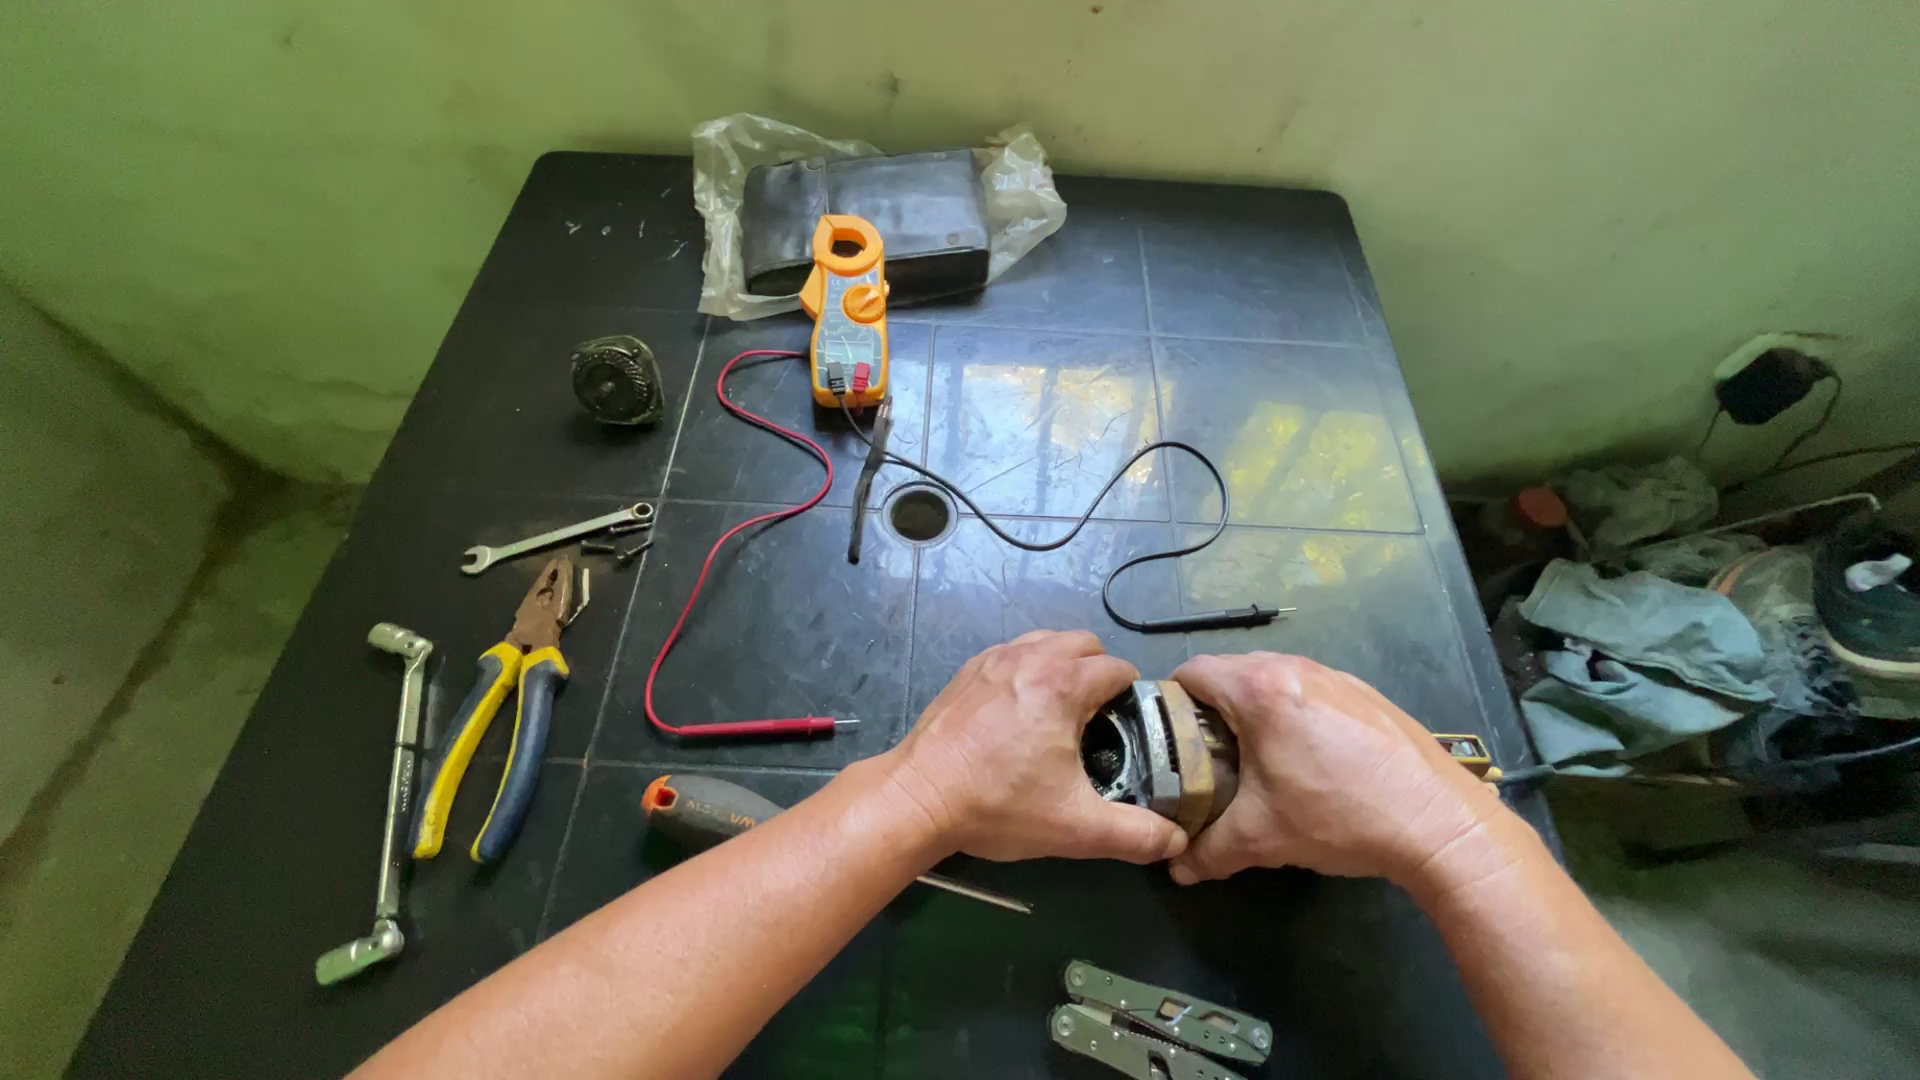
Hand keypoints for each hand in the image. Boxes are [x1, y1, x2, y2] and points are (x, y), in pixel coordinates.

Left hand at [881, 631, 1188, 863]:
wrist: (920, 795)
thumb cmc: (998, 806)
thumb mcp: (1074, 827)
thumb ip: (1134, 834)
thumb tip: (1175, 840)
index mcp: (1062, 684)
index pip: (1117, 668)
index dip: (1131, 695)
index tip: (1128, 724)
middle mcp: (1030, 658)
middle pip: (1084, 643)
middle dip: (1099, 671)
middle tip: (1097, 716)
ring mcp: (994, 658)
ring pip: (1046, 640)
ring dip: (1063, 663)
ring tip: (1060, 708)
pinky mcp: (968, 669)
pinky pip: (1012, 650)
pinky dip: (1028, 666)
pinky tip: (1019, 707)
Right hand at [1168, 652, 1507, 888]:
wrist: (1444, 826)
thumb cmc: (1341, 818)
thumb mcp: (1264, 837)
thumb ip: (1209, 851)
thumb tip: (1177, 870)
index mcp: (1259, 690)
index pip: (1192, 671)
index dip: (1172, 700)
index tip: (1174, 737)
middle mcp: (1292, 668)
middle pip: (1229, 670)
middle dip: (1212, 706)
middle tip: (1211, 752)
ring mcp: (1333, 674)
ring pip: (1271, 676)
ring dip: (1253, 705)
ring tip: (1259, 753)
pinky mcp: (1364, 690)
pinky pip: (1308, 686)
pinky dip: (1293, 708)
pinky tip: (1312, 754)